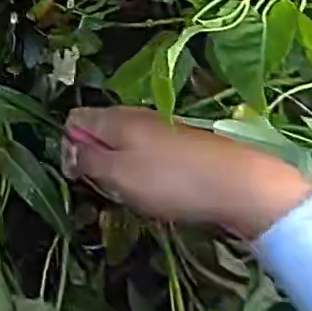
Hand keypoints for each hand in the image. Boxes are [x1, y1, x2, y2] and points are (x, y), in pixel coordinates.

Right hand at [63, 106, 311, 238]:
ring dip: (121, 169)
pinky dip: (146, 171)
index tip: (82, 175)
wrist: (242, 183)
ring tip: (138, 195)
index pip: (73, 119)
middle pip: (97, 131)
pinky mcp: (180, 143)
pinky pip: (147, 152)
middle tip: (111, 189)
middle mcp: (132, 115)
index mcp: (112, 118)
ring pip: (122, 144)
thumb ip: (88, 160)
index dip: (69, 146)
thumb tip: (70, 150)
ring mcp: (158, 127)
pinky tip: (163, 192)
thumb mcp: (119, 174)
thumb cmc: (172, 179)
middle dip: (97, 160)